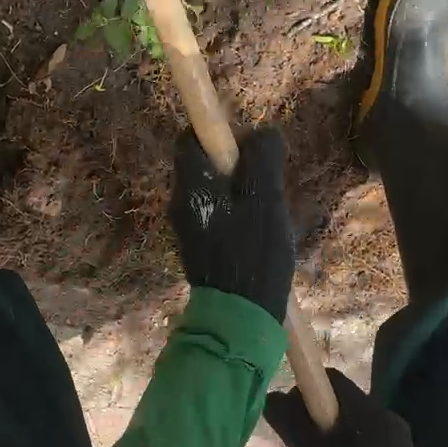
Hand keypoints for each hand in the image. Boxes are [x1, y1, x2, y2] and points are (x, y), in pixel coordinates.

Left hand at [168, 128, 293, 322]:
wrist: (239, 315)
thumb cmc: (252, 253)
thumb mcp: (264, 199)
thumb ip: (262, 159)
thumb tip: (262, 131)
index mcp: (190, 186)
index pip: (189, 140)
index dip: (217, 133)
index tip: (247, 144)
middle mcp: (180, 203)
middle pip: (203, 166)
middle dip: (236, 165)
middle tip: (266, 180)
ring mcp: (187, 227)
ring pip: (212, 191)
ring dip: (240, 191)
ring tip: (267, 208)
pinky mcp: (199, 247)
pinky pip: (216, 214)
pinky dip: (236, 212)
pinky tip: (260, 230)